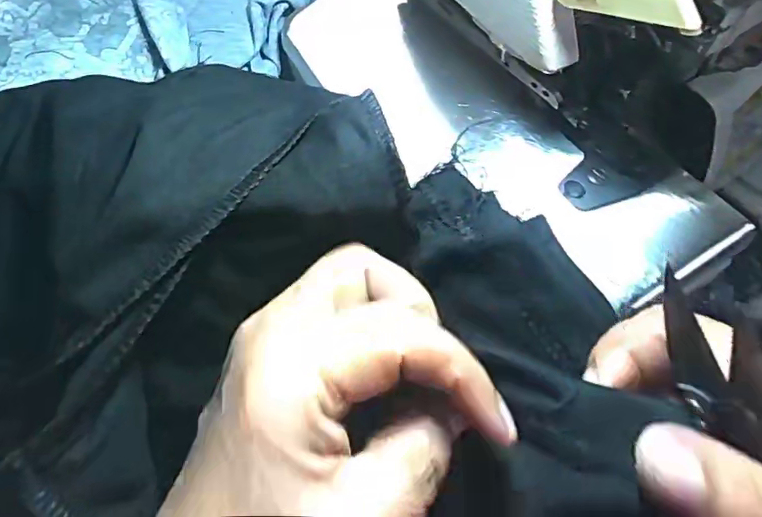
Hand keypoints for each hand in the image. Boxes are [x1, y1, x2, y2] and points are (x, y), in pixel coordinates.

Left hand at [159, 244, 515, 516]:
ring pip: (341, 283)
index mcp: (291, 357)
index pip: (398, 324)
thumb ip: (420, 448)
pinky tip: (389, 389)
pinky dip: (367, 334)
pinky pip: (324, 313)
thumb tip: (452, 407)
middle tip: (448, 388)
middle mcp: (271, 325)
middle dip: (418, 315)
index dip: (463, 369)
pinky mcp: (261, 356)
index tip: (500, 429)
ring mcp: (261, 335)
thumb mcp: (364, 516)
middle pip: (359, 270)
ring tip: (427, 389)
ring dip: (394, 320)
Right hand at [585, 311, 761, 516]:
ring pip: (672, 419)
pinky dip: (664, 470)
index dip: (627, 348)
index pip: (682, 330)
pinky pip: (694, 460)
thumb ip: (753, 491)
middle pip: (667, 373)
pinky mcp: (759, 482)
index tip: (593, 394)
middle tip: (590, 439)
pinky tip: (645, 487)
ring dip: (638, 437)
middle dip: (622, 396)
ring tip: (607, 463)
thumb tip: (645, 451)